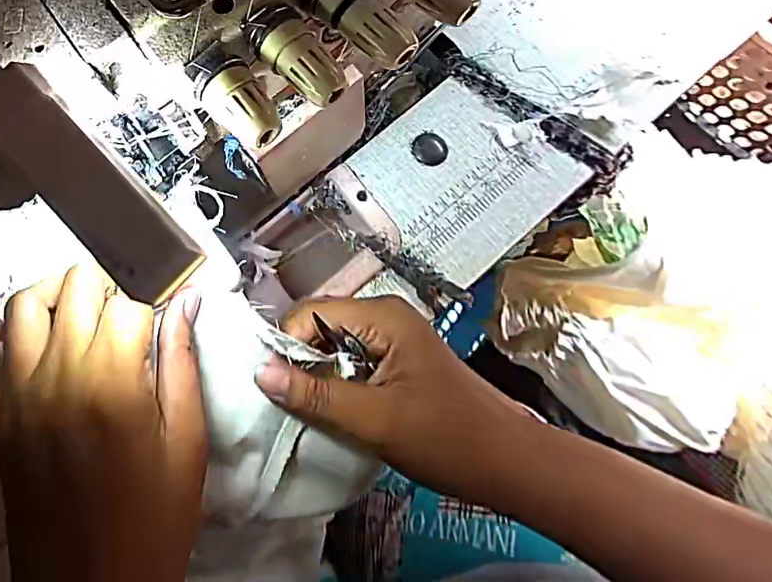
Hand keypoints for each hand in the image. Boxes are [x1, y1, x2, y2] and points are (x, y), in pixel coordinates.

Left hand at [0, 265, 207, 581]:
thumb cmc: (154, 519)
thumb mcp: (187, 440)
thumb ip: (183, 360)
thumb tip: (187, 301)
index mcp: (113, 381)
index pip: (131, 301)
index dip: (154, 301)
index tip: (165, 316)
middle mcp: (59, 379)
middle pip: (76, 288)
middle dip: (109, 289)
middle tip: (129, 317)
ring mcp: (17, 403)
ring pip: (22, 309)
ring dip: (55, 297)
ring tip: (83, 314)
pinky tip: (2, 342)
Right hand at [254, 296, 536, 503]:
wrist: (509, 461)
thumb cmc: (447, 437)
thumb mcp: (375, 420)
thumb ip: (316, 395)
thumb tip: (262, 373)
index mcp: (382, 315)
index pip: (313, 311)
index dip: (287, 344)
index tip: (272, 384)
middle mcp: (386, 313)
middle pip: (323, 322)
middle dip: (301, 357)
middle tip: (287, 399)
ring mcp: (394, 333)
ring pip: (336, 341)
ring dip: (319, 370)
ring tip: (309, 406)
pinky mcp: (398, 355)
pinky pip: (353, 355)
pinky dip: (338, 378)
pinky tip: (336, 406)